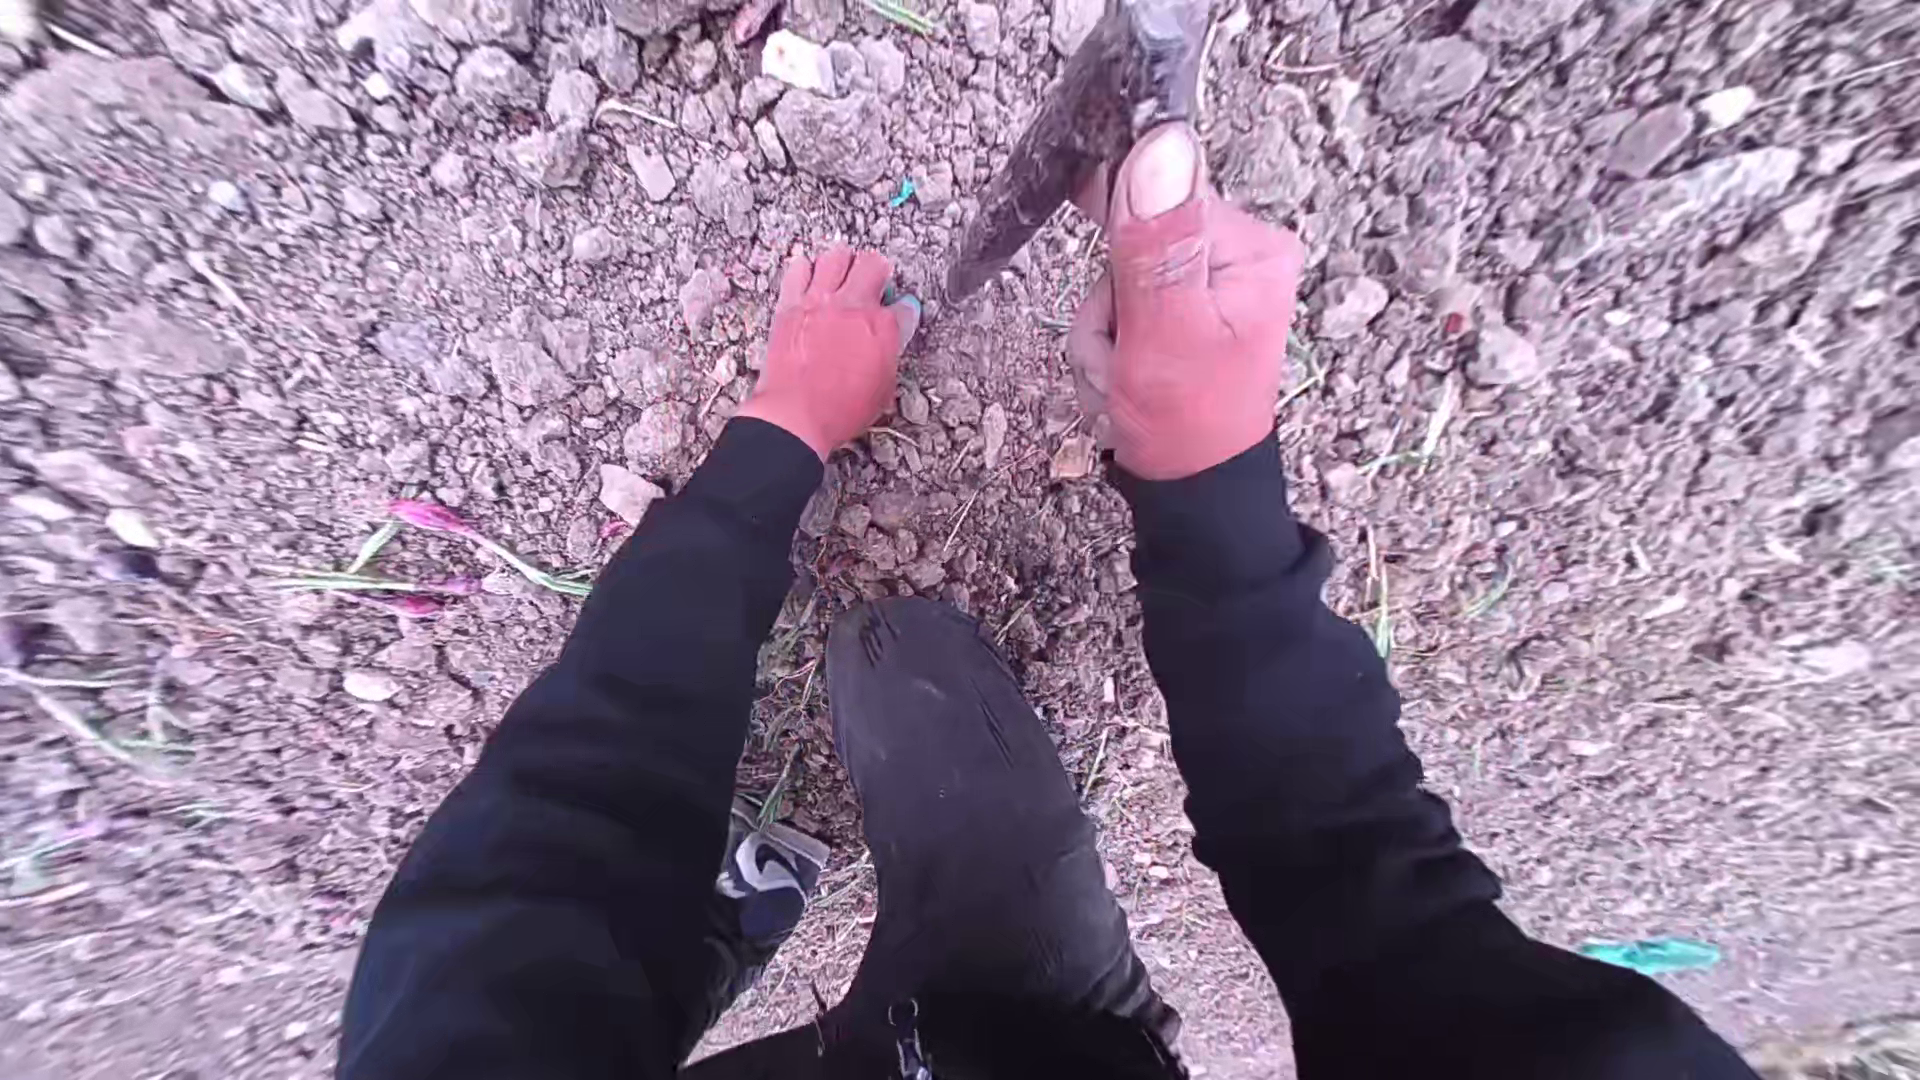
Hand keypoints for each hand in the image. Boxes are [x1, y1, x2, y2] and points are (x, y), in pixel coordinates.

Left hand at [737, 246, 920, 460]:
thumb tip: (891, 341)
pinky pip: (798, 268)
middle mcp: (853, 307)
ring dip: (843, 263)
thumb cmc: (839, 411)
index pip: (904, 306)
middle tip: (874, 282)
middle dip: (877, 271)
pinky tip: (810, 281)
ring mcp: (820, 302)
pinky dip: (807, 270)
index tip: (898, 314)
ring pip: (836, 256)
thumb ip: (889, 355)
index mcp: (883, 328)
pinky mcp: (791, 304)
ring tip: (842, 276)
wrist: (796, 415)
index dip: (902, 310)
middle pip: (873, 264)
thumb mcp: (882, 390)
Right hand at [1068, 124, 1305, 480]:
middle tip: (1122, 365)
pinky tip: (1120, 387)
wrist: (1186, 487)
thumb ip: (1157, 248)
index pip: (1160, 204)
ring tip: (1122, 385)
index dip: (1120, 250)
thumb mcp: (1167, 336)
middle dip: (1106, 318)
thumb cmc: (1185, 422)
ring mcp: (1194, 295)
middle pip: (1126, 251)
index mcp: (1248, 252)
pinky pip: (1109, 320)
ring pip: (1108, 291)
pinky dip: (1102, 357)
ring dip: (1099, 345)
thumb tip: (1159, 146)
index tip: (1113, 301)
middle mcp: (1226, 263)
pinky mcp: (1170, 322)